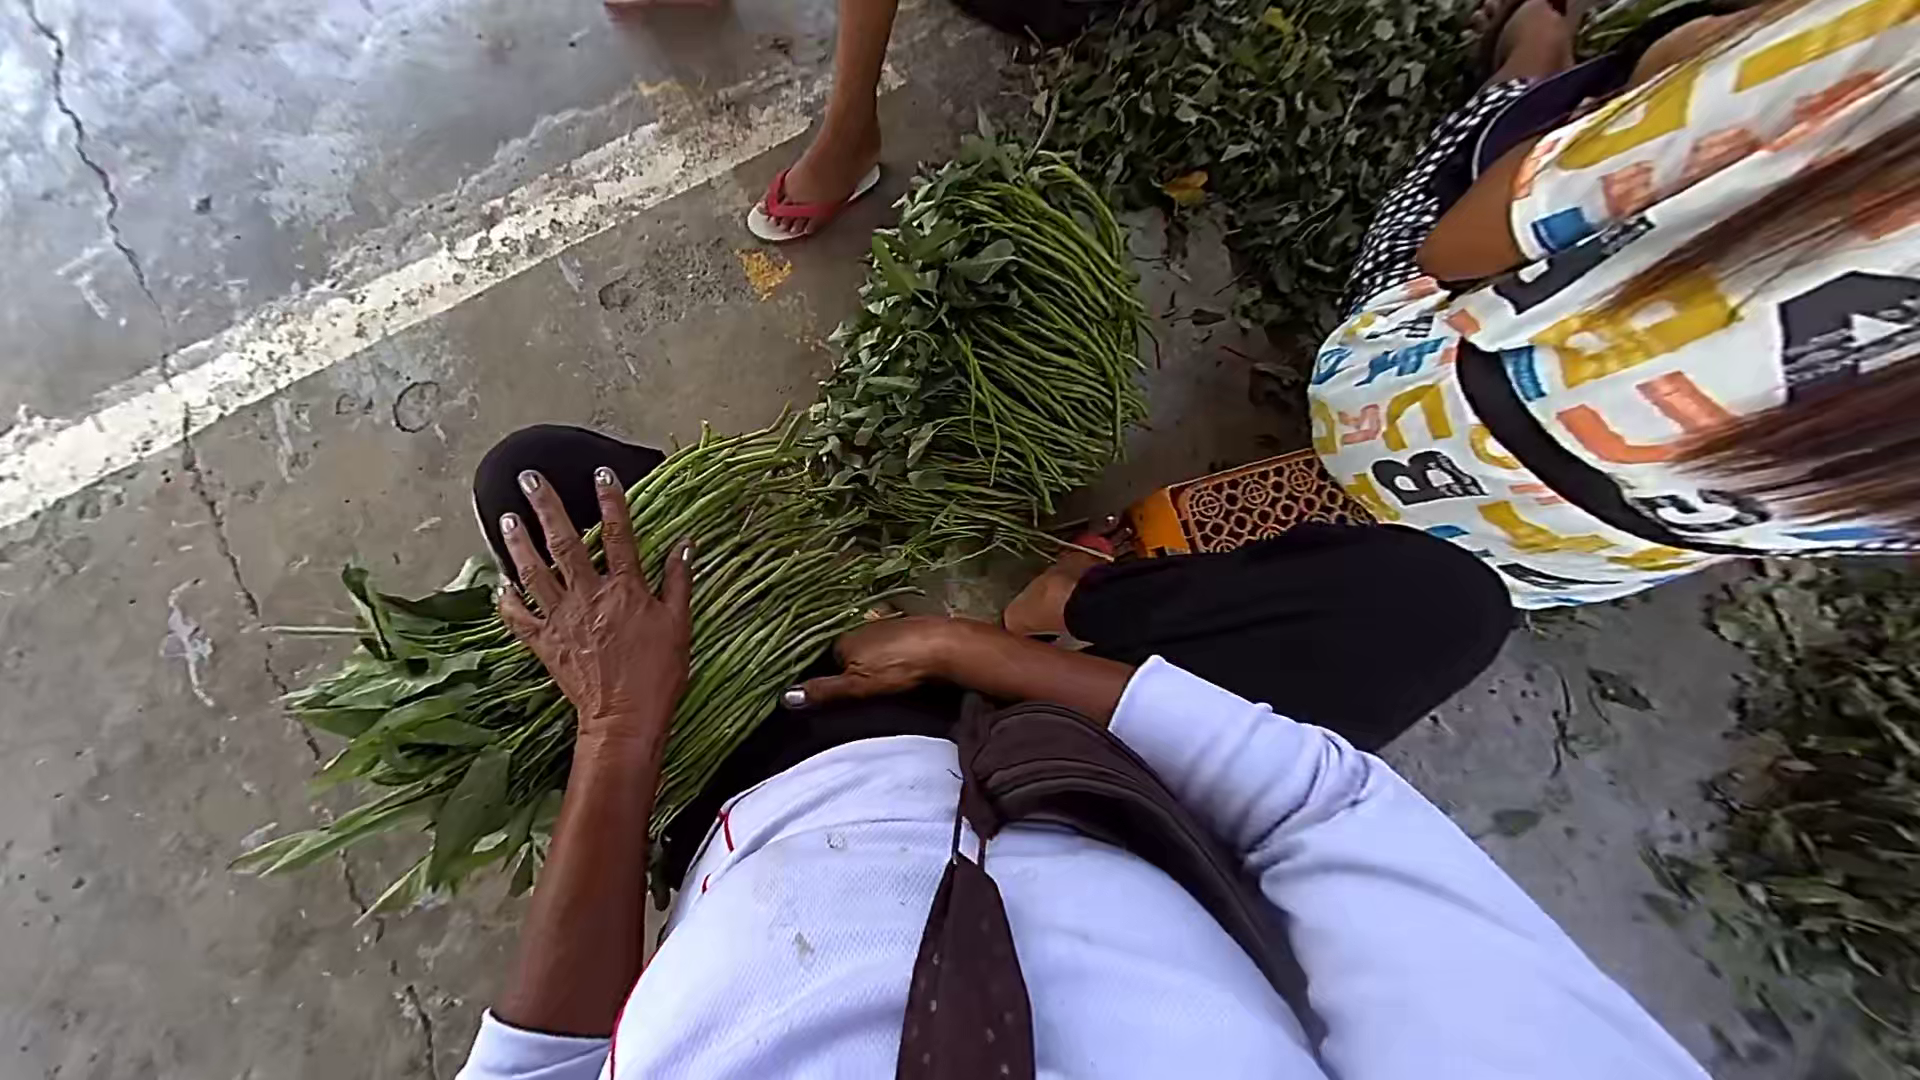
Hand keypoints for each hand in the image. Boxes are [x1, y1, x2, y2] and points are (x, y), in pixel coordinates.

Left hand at [497, 466, 690, 750]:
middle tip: (528, 479)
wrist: (625, 716)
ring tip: (504, 518)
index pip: (617, 535)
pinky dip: (506, 599)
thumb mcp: (680, 623)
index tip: (600, 474)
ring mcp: (561, 619)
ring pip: (532, 572)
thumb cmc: (659, 670)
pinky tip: (499, 583)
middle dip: (545, 507)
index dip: (610, 501)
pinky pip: (517, 616)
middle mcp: (588, 596)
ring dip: (516, 543)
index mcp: (625, 589)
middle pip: (563, 544)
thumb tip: (685, 546)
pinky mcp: (544, 643)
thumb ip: (679, 581)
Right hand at [785, 615, 975, 707]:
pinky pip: (887, 643)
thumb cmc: (898, 667)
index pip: (824, 660)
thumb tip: (784, 696)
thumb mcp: (857, 685)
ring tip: (876, 679)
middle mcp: (859, 627)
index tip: (830, 692)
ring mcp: (884, 625)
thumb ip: (824, 690)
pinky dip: (887, 654)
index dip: (825, 676)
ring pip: (867, 646)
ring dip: (868, 659)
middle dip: (847, 667)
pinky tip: (895, 665)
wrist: (944, 646)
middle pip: (845, 651)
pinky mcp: (906, 627)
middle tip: (855, 690)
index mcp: (842, 640)